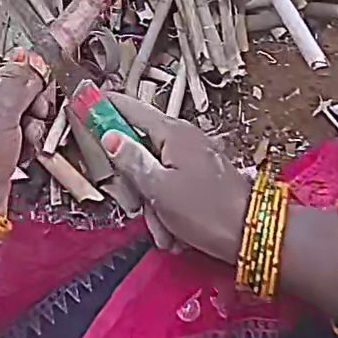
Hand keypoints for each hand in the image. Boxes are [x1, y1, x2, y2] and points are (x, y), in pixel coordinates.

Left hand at [0, 52, 53, 212]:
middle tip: (35, 115)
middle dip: (36, 103)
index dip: (32, 76)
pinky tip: (27, 152)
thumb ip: (17, 85)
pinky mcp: (2, 151)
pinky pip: (26, 137)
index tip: (43, 87)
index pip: (12, 69)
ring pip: (27, 116)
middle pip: (23, 92)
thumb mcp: (1, 114)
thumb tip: (29, 61)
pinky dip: (32, 144)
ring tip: (29, 138)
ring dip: (35, 126)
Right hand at [99, 92, 250, 263]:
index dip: (107, 106)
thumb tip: (108, 134)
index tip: (84, 102)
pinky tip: (176, 233)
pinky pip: (172, 185)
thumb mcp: (160, 189)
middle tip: (136, 208)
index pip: (131, 108)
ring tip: (165, 232)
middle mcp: (182, 137)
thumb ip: (132, 160)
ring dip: (154, 204)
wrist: (253, 235)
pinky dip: (169, 208)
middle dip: (135, 183)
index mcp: (171, 132)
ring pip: (155, 173)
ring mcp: (193, 155)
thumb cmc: (204, 210)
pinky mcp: (201, 174)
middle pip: (140, 148)